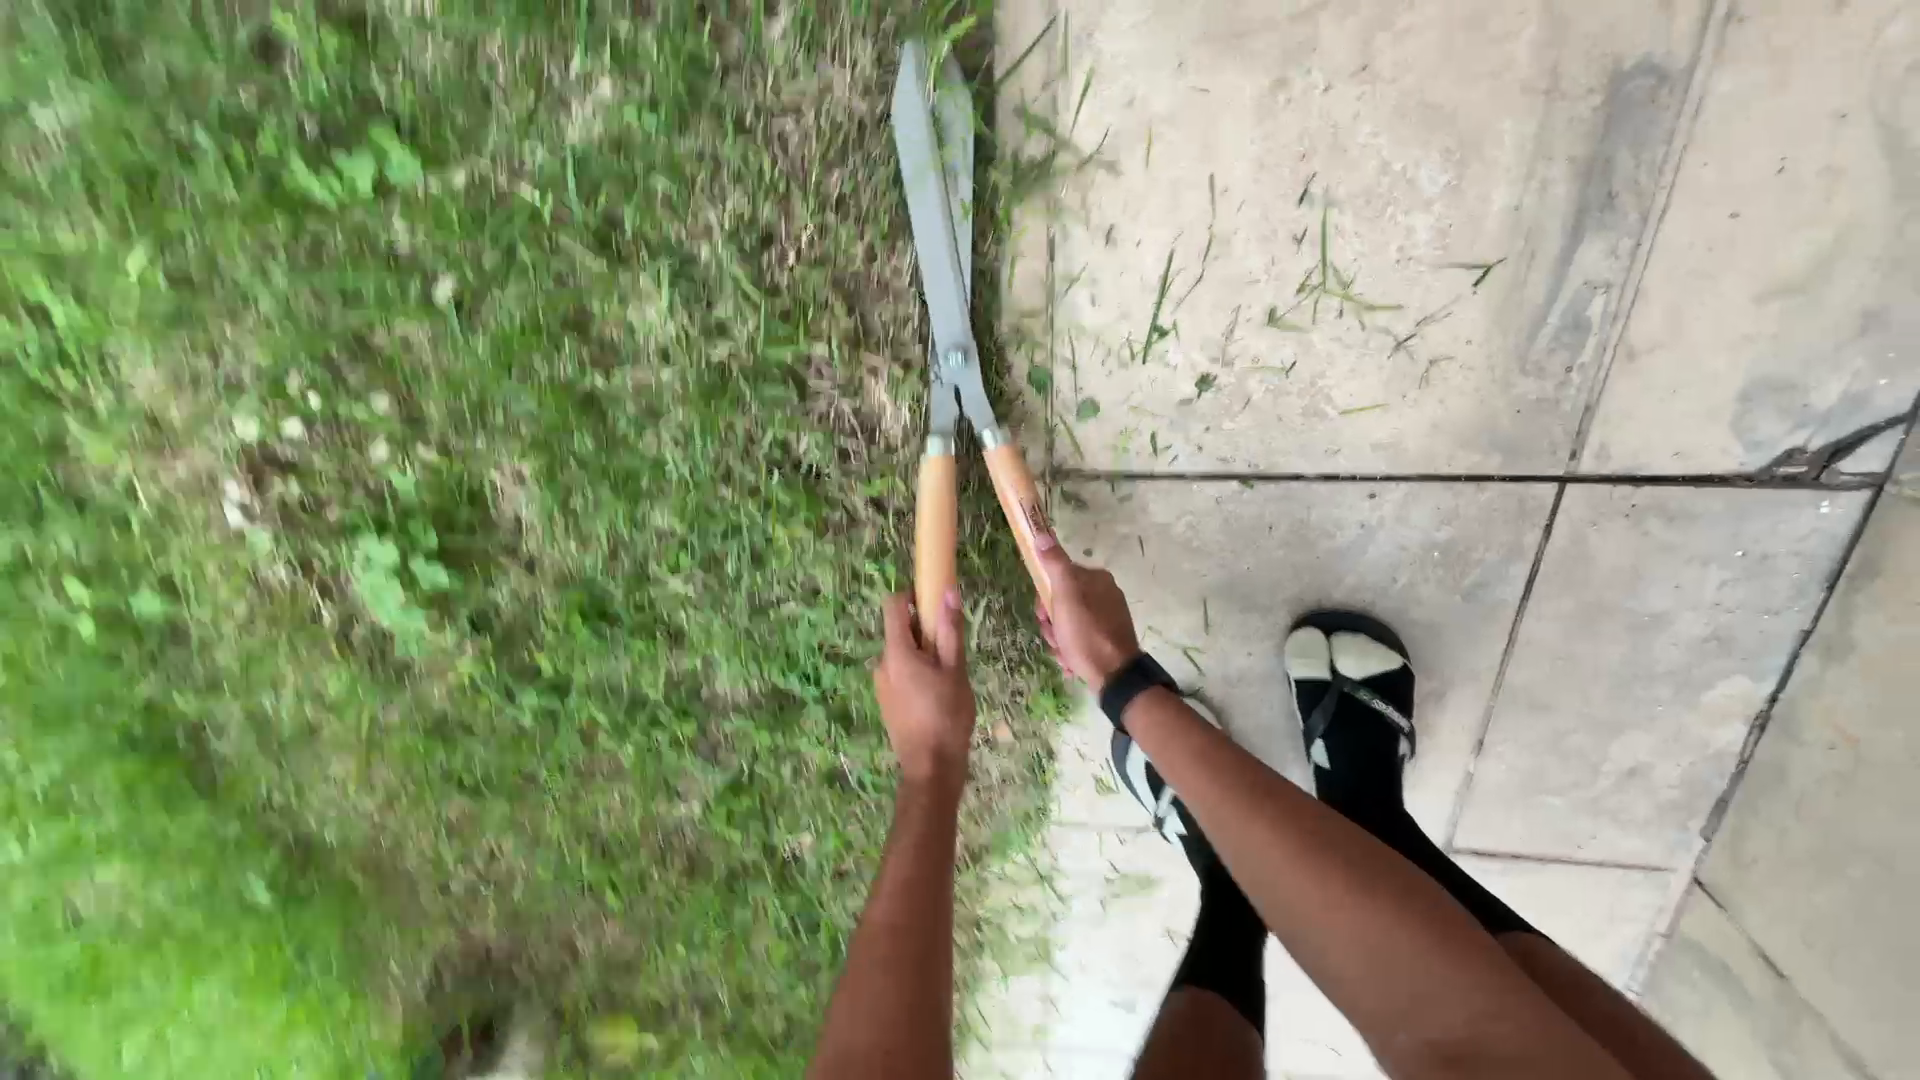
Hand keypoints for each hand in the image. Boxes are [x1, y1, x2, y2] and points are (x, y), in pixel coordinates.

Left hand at [874, 588, 976, 789]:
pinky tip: (936, 693)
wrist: (931, 767)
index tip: (936, 603)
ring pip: (901, 653)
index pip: (893, 605)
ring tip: (947, 676)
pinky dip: (916, 671)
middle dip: (924, 629)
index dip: (912, 595)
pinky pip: (899, 672)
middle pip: (899, 630)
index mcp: (896, 653)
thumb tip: (947, 592)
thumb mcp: (955, 670)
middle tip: (951, 649)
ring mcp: (881, 684)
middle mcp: (881, 664)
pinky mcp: (885, 701)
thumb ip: (950, 631)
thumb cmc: (947, 716)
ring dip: (922, 653)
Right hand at [1032, 530, 1140, 690]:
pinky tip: (1071, 660)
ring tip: (1063, 652)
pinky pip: (1080, 638)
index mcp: (1097, 579)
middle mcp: (1105, 594)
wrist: (1114, 675)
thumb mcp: (1065, 596)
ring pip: (1068, 622)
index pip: (1059, 577)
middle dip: (1052, 623)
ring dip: (1059, 639)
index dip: (1045, 596)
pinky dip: (1071, 649)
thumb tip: (1042, 533)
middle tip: (1054, 636)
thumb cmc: (1086, 633)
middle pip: (1062, 602)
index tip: (1043, 614)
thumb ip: (1055, 564)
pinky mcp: (1107, 639)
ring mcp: (1107, 618)